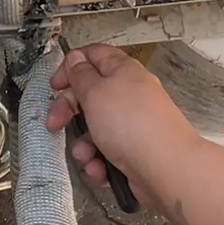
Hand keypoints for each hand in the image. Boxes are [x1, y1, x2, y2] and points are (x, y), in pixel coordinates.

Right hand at [47, 44, 203, 198]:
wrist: (168, 169)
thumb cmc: (131, 125)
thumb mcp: (95, 93)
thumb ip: (80, 75)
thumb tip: (75, 59)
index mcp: (123, 70)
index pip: (92, 55)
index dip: (70, 67)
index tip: (55, 85)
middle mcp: (130, 93)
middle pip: (90, 94)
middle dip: (69, 111)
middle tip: (55, 123)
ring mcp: (134, 123)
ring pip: (96, 127)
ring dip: (83, 143)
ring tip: (85, 155)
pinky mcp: (136, 149)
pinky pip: (108, 151)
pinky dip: (99, 160)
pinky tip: (99, 169)